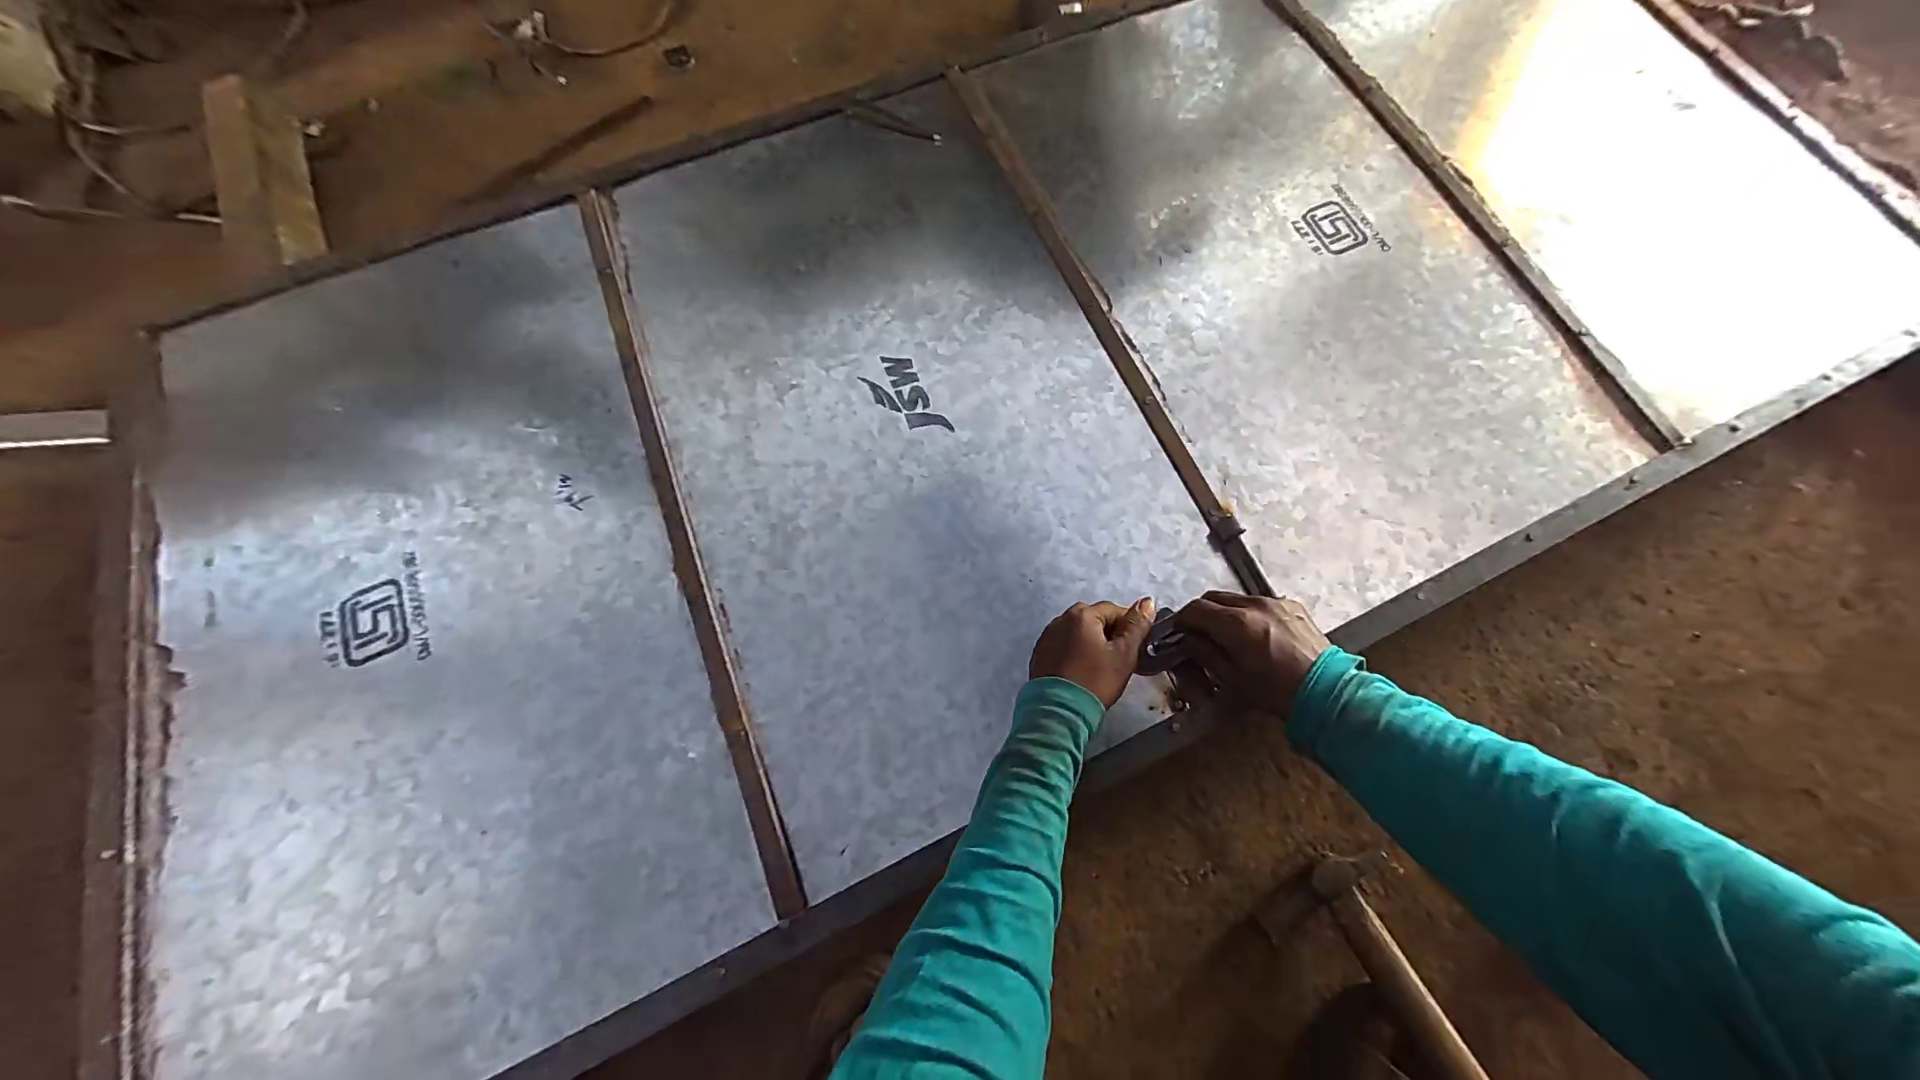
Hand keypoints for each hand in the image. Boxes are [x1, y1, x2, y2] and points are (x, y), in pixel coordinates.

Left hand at [1028, 597, 1156, 708]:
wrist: (1059, 710)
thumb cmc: (1095, 681)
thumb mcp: (1123, 654)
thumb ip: (1136, 626)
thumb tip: (1147, 602)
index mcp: (1081, 615)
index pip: (1113, 609)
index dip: (1128, 626)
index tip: (1135, 645)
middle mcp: (1061, 620)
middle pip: (1093, 618)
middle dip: (1109, 632)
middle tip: (1119, 657)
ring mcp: (1047, 636)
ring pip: (1077, 631)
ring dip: (1091, 641)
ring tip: (1101, 665)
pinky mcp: (1040, 653)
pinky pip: (1063, 644)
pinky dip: (1075, 651)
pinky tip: (1082, 669)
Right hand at [1172, 591, 1331, 715]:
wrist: (1329, 694)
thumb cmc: (1277, 693)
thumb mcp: (1232, 679)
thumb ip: (1204, 653)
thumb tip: (1187, 640)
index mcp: (1236, 623)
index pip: (1195, 609)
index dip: (1182, 621)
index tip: (1179, 633)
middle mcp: (1255, 605)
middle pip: (1214, 597)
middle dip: (1202, 613)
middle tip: (1199, 634)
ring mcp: (1276, 603)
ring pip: (1237, 598)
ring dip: (1225, 612)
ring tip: (1228, 636)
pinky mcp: (1293, 607)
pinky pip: (1260, 603)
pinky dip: (1249, 613)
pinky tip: (1255, 635)